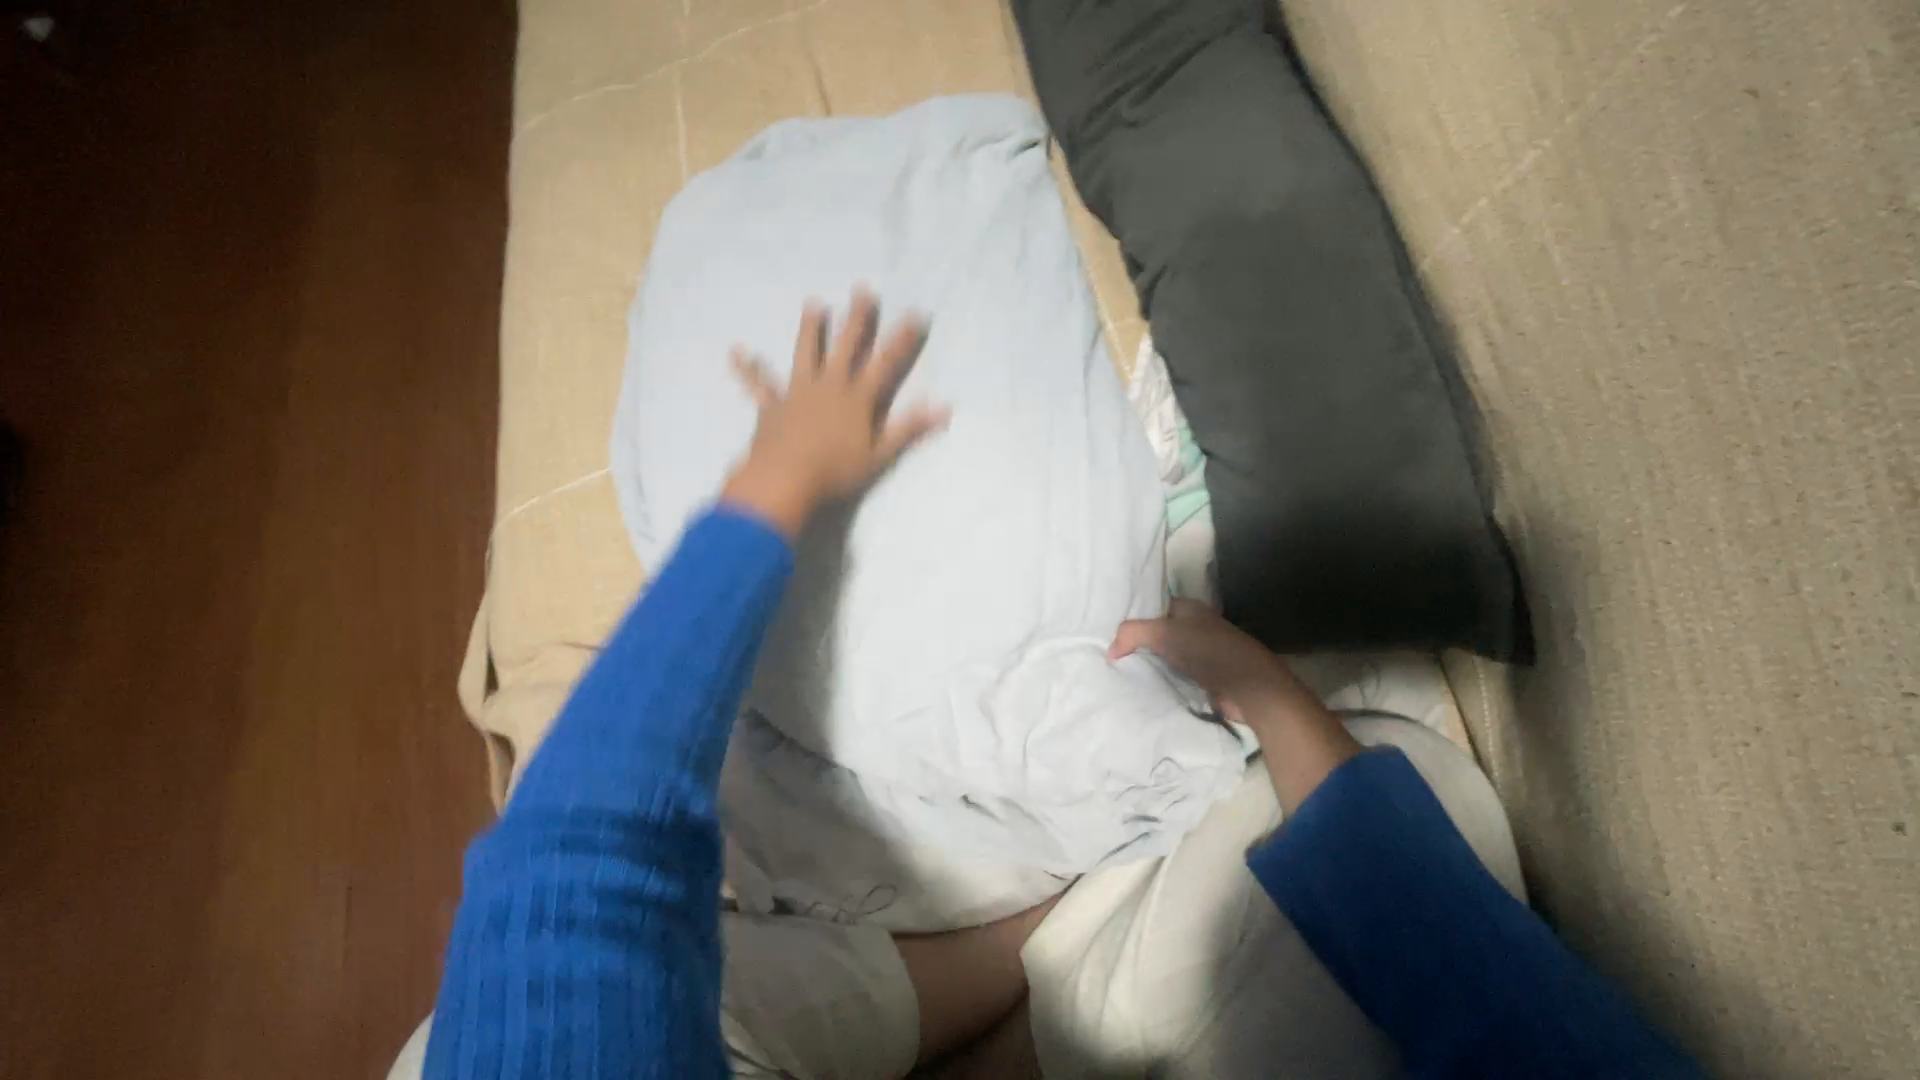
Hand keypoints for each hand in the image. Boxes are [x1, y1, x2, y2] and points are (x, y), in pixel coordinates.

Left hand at [721, 289, 950, 536]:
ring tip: (813, 304)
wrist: (784, 480)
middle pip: (846, 347)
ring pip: (806, 354)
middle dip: (857, 319)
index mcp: (857, 399)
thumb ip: (909, 429)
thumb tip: (944, 408)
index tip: (914, 314)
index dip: (902, 340)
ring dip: (811, 329)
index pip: (886, 363)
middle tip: (862, 290)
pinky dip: (748, 369)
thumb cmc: (835, 471)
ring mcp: (798, 393)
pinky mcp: (772, 406)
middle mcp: (829, 387)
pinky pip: (759, 385)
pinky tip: (735, 352)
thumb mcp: (879, 455)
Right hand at [1109, 599, 1310, 725]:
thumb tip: (1110, 650)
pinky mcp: (1203, 680)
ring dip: (1146, 665)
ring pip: (1163, 657)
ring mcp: (1199, 656)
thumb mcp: (1165, 633)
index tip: (1106, 628)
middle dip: (1135, 643)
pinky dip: (1158, 682)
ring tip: (1115, 672)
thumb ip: (1133, 633)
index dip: (1133, 615)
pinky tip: (1137, 687)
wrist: (1252, 690)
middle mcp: (1195, 628)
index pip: (1153, 606)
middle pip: (1157, 633)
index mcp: (1189, 609)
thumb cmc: (1211, 652)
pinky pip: (1172, 678)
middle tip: (1105, 653)